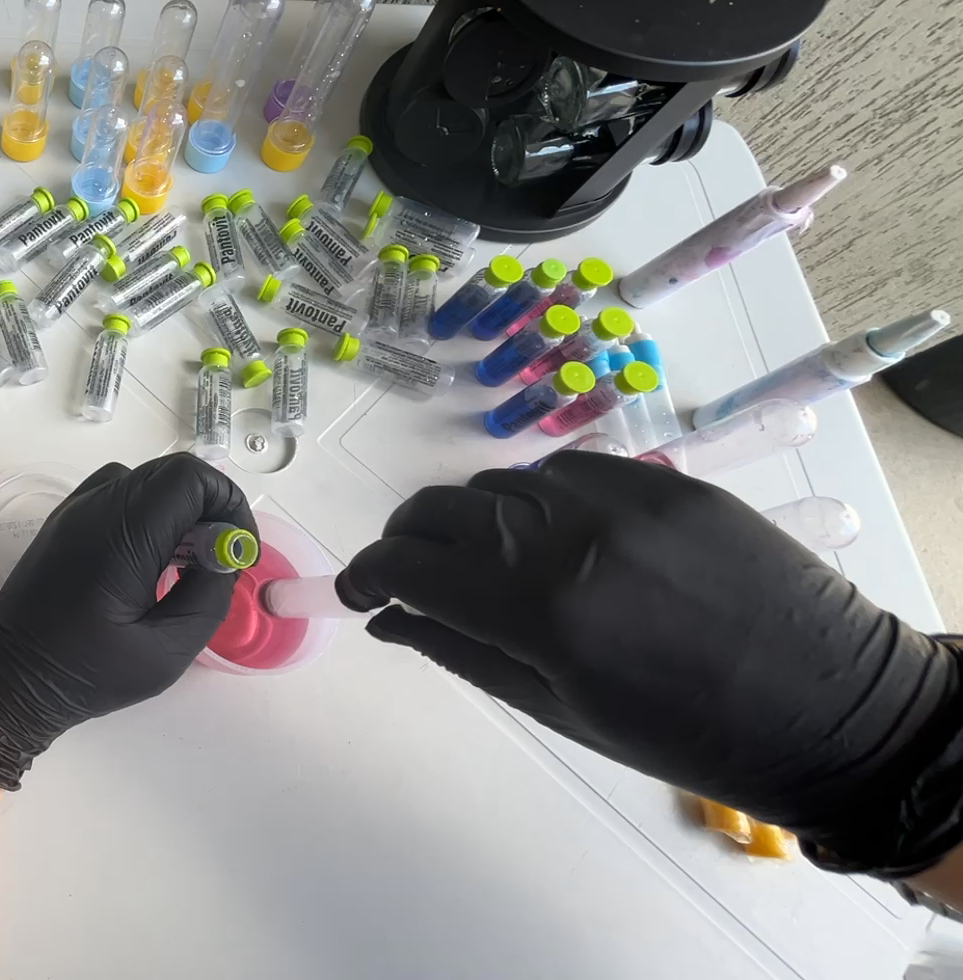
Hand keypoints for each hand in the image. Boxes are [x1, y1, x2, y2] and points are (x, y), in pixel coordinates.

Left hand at [0, 454, 253, 789]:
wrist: (8, 677)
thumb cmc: (85, 673)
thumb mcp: (167, 652)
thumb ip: (208, 595)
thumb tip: (226, 554)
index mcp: (120, 535)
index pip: (189, 478)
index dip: (226, 504)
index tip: (235, 550)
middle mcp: (95, 507)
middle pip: (170, 473)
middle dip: (207, 507)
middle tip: (215, 560)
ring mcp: (75, 509)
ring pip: (145, 479)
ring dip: (177, 509)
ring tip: (183, 563)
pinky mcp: (65, 520)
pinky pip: (118, 493)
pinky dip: (147, 513)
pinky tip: (149, 558)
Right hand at [339, 451, 962, 876]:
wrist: (846, 713)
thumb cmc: (682, 733)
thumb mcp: (552, 707)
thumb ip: (452, 649)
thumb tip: (382, 615)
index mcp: (536, 612)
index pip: (405, 565)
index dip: (364, 573)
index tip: (358, 590)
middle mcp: (565, 539)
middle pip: (434, 509)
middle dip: (405, 539)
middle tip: (414, 570)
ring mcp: (617, 500)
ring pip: (489, 485)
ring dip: (470, 521)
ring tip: (496, 558)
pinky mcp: (662, 482)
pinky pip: (556, 470)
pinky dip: (532, 498)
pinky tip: (555, 532)